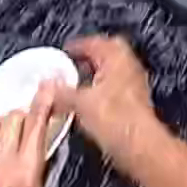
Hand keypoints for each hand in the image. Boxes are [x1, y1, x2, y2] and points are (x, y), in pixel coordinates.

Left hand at [0, 82, 60, 186]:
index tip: (50, 85)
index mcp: (25, 171)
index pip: (37, 120)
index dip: (45, 98)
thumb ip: (38, 172)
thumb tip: (40, 155)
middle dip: (23, 114)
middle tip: (30, 120)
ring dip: (1, 125)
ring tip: (8, 131)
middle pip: (11, 118)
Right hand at [57, 35, 164, 164]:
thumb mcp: (81, 104)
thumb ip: (62, 93)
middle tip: (70, 64)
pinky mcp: (133, 99)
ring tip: (74, 84)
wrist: (139, 144)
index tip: (65, 50)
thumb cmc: (116, 119)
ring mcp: (133, 82)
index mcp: (118, 58)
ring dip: (93, 73)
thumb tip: (47, 86)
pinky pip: (113, 85)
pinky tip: (87, 102)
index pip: (97, 42)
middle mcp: (128, 65)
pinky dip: (99, 87)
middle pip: (106, 52)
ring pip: (110, 69)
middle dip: (88, 57)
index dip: (79, 45)